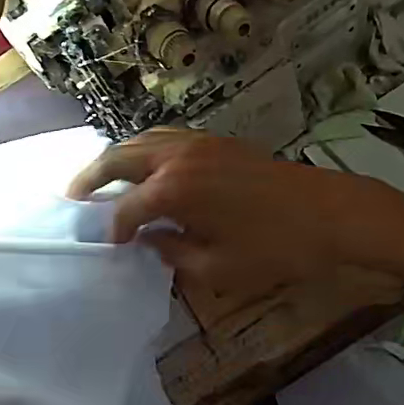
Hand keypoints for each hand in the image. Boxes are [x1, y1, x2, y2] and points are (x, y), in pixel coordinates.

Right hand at [67, 128, 403, 297]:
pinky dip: (144, 149)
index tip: (112, 246)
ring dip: (116, 158)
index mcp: (173, 190)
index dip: (113, 229)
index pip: (126, 208)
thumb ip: (173, 254)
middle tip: (72, 194)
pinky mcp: (215, 140)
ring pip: (140, 141)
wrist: (331, 212)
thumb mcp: (219, 267)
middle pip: (119, 158)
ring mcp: (196, 142)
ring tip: (102, 177)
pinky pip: (164, 137)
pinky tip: (145, 165)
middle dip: (92, 177)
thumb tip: (151, 241)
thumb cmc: (276, 248)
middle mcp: (176, 157)